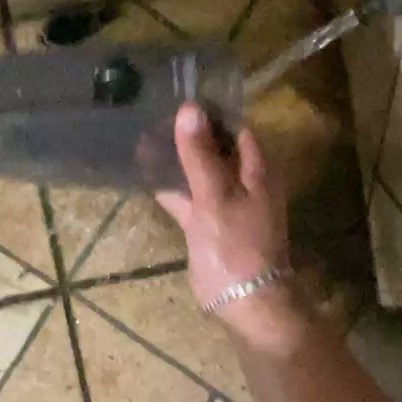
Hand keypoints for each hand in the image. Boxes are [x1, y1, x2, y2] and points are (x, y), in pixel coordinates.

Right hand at [154, 104, 309, 349]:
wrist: (244, 300)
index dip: (210, 114)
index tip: (179, 101)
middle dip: (189, 136)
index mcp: (256, 170)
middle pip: (216, 149)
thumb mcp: (215, 196)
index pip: (234, 128)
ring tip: (145, 141)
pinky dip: (173, 190)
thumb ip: (200, 155)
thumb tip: (188, 109)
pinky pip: (190, 200)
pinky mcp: (209, 227)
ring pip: (200, 174)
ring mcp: (226, 206)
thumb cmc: (236, 246)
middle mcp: (245, 183)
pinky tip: (149, 178)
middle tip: (154, 118)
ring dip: (177, 162)